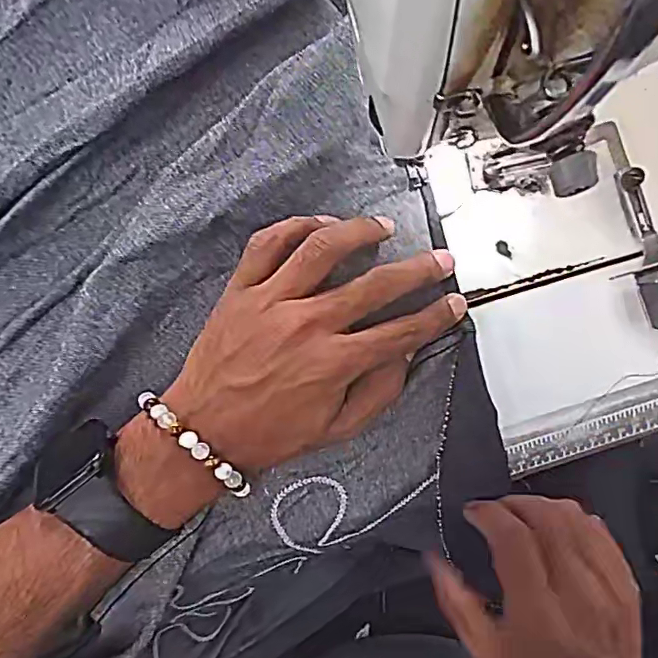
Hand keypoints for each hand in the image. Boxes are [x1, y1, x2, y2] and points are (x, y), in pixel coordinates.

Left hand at [115, 215, 464, 526]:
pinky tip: (320, 225)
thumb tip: (404, 357)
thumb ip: (377, 392)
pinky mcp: (242, 291)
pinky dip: (296, 227)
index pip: (400, 330)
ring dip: (360, 232)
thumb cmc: (267, 432)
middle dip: (418, 270)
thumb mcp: (335, 428)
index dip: (435, 316)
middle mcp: (306, 326)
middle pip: (375, 285)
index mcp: (332, 363)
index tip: (451, 304)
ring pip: (323, 249)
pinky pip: (268, 244)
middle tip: (438, 260)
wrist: (206, 431)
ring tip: (381, 227)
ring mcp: (271, 302)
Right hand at [428, 496, 645, 657]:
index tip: (475, 513)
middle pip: (547, 518)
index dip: (489, 514)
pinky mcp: (627, 588)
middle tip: (496, 511)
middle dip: (514, 503)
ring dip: (543, 506)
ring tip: (524, 515)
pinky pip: (602, 533)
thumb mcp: (487, 657)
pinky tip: (561, 526)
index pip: (514, 538)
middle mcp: (578, 597)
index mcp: (538, 615)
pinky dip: (576, 520)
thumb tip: (436, 564)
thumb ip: (458, 603)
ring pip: (576, 518)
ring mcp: (608, 590)